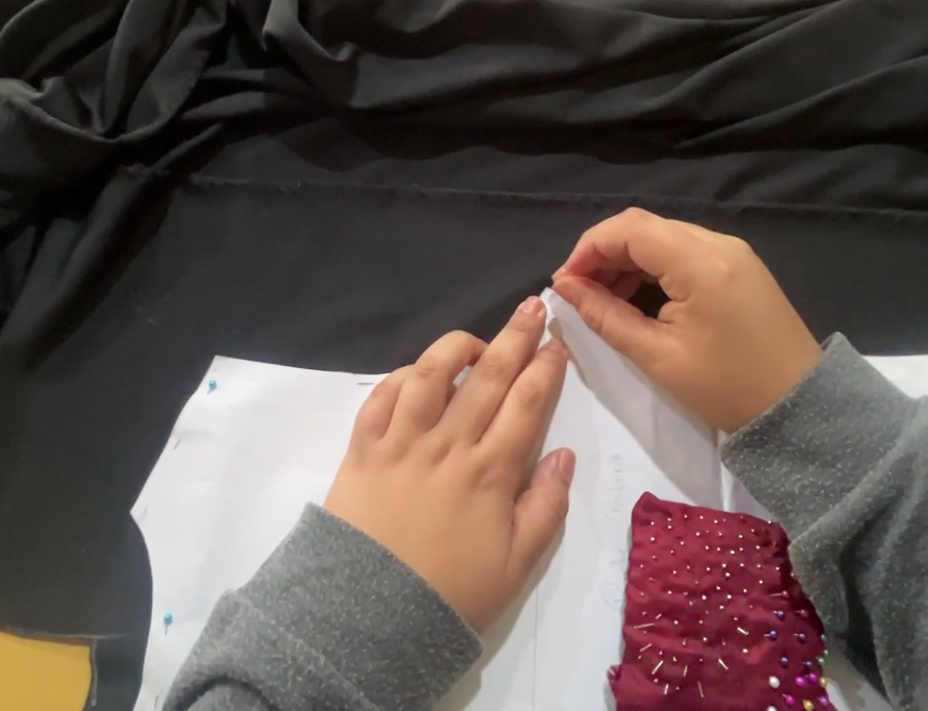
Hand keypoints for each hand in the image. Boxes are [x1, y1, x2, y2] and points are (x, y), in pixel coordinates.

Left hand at [323, 297, 575, 631]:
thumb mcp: (517, 566)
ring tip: (475, 339)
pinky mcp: (363, 448)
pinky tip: (415, 373)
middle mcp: (448, 444)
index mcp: (490, 471)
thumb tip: (564, 454)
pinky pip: (380, 398)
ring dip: (455, 347)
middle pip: (487, 377)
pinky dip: (399, 378)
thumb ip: (546, 507)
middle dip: (515, 337)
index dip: (545, 368)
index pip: (526, 403)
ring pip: (429, 374)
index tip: (558, 342)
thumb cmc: (451, 594)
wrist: (367, 621)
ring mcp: (401, 442)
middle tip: (533, 306)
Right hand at [551, 208, 821, 432]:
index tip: (564, 283)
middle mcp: (717, 243)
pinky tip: (635, 293)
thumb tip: (565, 287)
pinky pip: (682, 249)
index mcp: (700, 261)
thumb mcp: (657, 356)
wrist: (801, 409)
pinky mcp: (738, 265)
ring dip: (625, 258)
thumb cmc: (727, 388)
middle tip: (577, 290)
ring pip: (661, 235)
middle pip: (643, 226)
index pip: (628, 229)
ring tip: (601, 296)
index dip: (587, 248)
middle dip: (602, 252)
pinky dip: (652, 265)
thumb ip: (606, 315)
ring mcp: (731, 251)